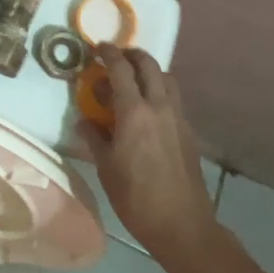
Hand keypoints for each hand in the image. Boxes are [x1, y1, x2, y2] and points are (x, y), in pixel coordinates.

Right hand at [80, 45, 216, 259]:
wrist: (182, 226)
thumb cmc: (136, 197)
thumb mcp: (106, 168)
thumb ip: (94, 138)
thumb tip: (84, 122)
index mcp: (134, 111)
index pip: (121, 69)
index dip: (109, 53)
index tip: (98, 47)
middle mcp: (159, 106)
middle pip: (149, 65)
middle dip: (132, 55)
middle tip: (117, 59)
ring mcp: (178, 118)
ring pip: (167, 78)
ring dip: (150, 71)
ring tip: (135, 82)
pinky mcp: (189, 132)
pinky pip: (174, 99)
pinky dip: (161, 91)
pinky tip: (149, 111)